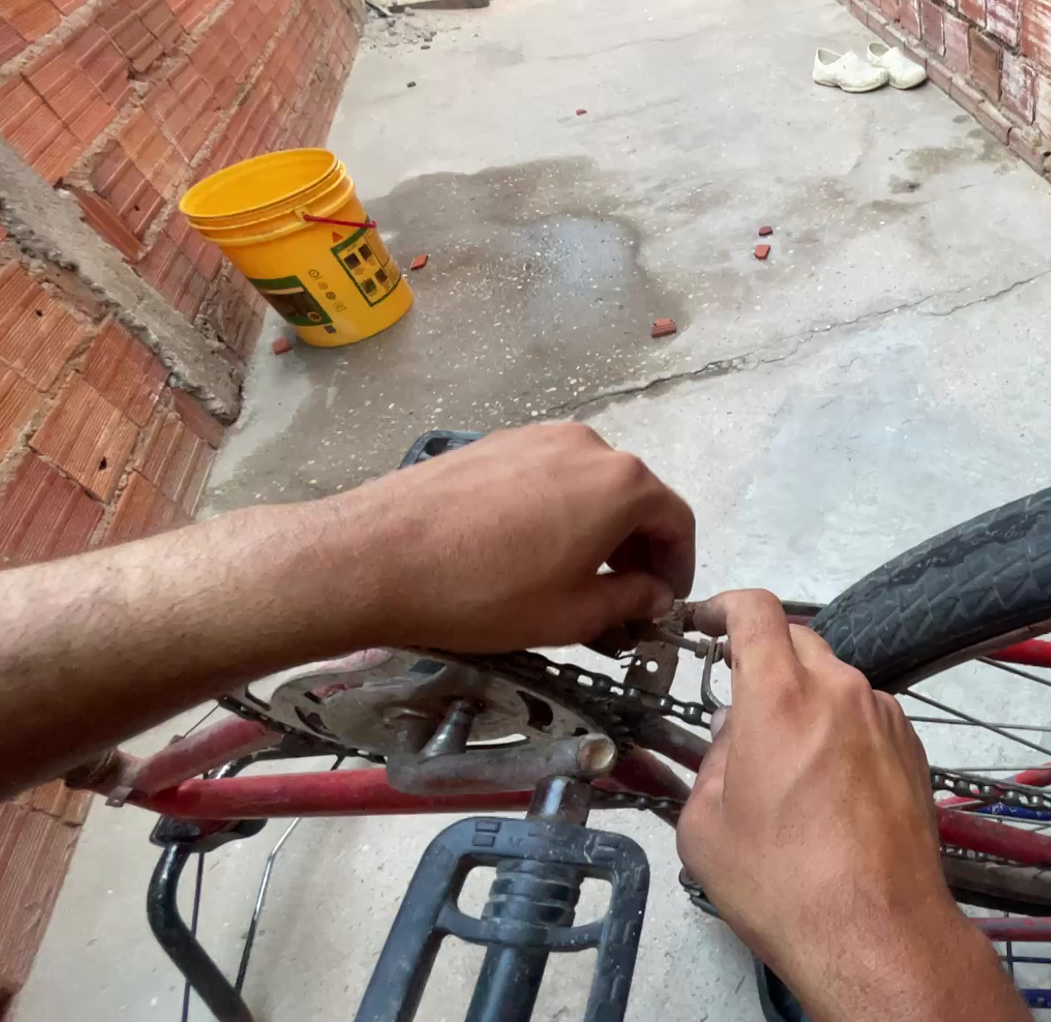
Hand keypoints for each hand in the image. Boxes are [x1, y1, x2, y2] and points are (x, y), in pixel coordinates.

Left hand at [320, 423, 694, 652]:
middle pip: (638, 498)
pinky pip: (554, 474)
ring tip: (578, 570)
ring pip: (595, 485)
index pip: (677, 521)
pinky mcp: (501, 440)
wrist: (370, 556)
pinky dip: (564, 507)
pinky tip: (534, 543)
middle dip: (641, 547)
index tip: (666, 599)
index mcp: (624, 484)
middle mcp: (592, 446)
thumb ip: (633, 601)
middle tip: (626, 593)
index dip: (680, 564)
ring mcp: (542, 436)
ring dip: (603, 527)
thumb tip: (656, 595)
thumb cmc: (486, 592)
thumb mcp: (573, 614)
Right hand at [676, 591, 1029, 1021]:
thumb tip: (733, 733)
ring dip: (805, 695)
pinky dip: (840, 723)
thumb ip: (713, 760)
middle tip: (743, 702)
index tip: (709, 618)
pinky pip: (865, 710)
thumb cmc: (784, 883)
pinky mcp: (910, 741)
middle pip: (796, 638)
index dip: (727, 605)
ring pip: (833, 677)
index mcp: (780, 697)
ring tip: (790, 758)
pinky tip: (832, 780)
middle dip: (764, 657)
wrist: (878, 930)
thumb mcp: (707, 827)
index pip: (757, 612)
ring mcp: (882, 712)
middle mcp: (838, 689)